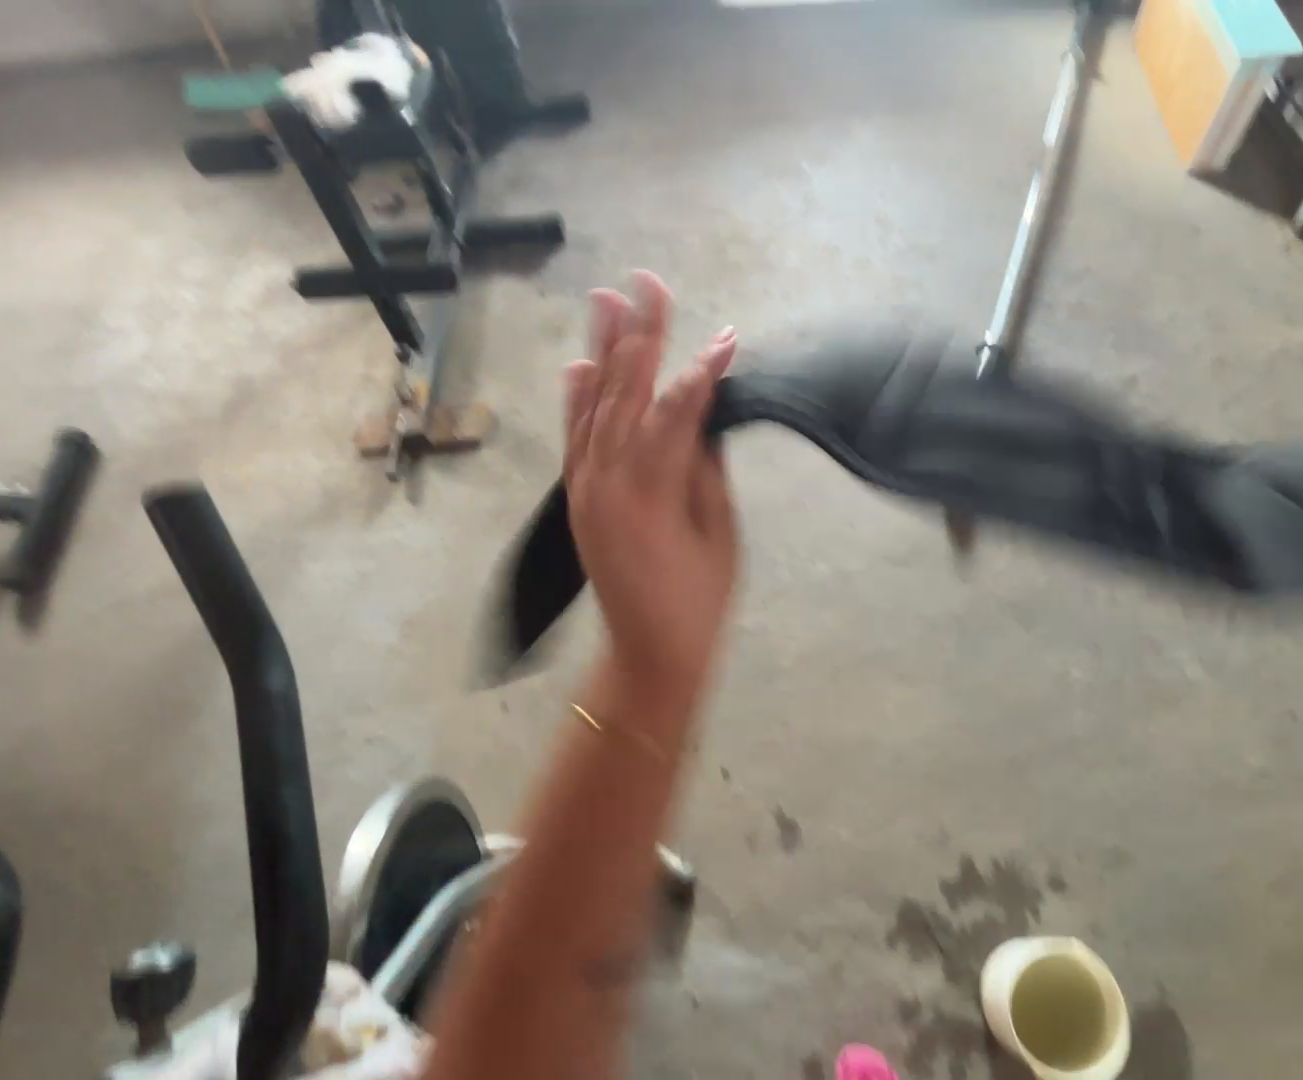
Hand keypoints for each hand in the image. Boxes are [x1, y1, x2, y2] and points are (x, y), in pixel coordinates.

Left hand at [563, 272, 739, 699]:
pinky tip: (580, 366)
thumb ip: (704, 471)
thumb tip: (699, 418)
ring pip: (594, 408)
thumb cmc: (698, 603)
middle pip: (625, 394)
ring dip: (603, 352)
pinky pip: (574, 438)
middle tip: (648, 282)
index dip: (702, 371)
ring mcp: (585, 489)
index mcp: (649, 494)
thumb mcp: (719, 535)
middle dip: (641, 335)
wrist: (648, 654)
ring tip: (607, 300)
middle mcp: (607, 482)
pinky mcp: (578, 498)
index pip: (676, 413)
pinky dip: (577, 399)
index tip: (727, 337)